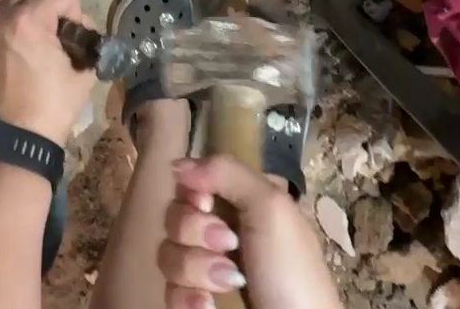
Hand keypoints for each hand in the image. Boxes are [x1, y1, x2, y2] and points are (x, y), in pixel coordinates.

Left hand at [0, 0, 95, 144]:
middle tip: (60, 28)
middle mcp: (5, 10)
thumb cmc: (53, 105)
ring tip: (38, 16)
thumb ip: (86, 37)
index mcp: (30, 19)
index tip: (73, 35)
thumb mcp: (83, 70)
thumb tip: (82, 24)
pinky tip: (18, 17)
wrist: (17, 134)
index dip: (75, 10)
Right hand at [160, 157, 343, 308]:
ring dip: (196, 268)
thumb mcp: (271, 207)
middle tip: (228, 245)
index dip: (191, 190)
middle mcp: (217, 232)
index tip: (205, 202)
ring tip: (228, 284)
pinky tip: (208, 306)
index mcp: (238, 203)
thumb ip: (226, 172)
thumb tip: (177, 164)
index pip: (191, 181)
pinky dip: (187, 300)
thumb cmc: (291, 270)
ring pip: (168, 254)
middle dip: (195, 231)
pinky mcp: (196, 304)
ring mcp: (205, 271)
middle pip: (174, 215)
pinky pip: (169, 292)